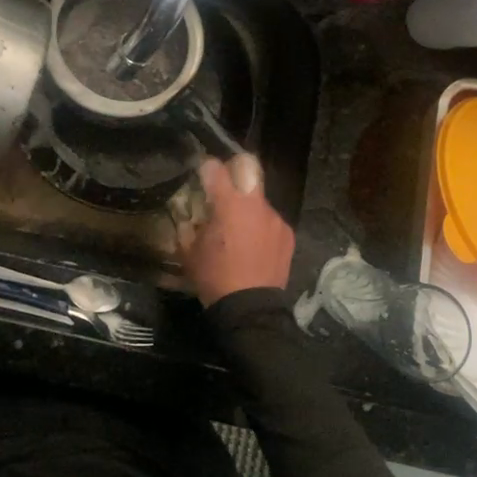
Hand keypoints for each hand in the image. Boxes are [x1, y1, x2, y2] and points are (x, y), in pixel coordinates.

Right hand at [178, 156, 293, 306]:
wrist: (250, 310)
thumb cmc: (214, 276)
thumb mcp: (189, 250)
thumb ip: (189, 224)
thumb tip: (188, 214)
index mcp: (228, 204)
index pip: (215, 168)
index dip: (206, 166)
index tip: (202, 172)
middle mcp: (255, 204)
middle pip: (248, 168)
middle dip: (235, 171)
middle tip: (225, 186)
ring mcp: (275, 219)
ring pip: (259, 199)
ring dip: (248, 206)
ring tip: (240, 228)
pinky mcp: (288, 234)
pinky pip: (270, 220)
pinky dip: (261, 225)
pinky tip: (255, 245)